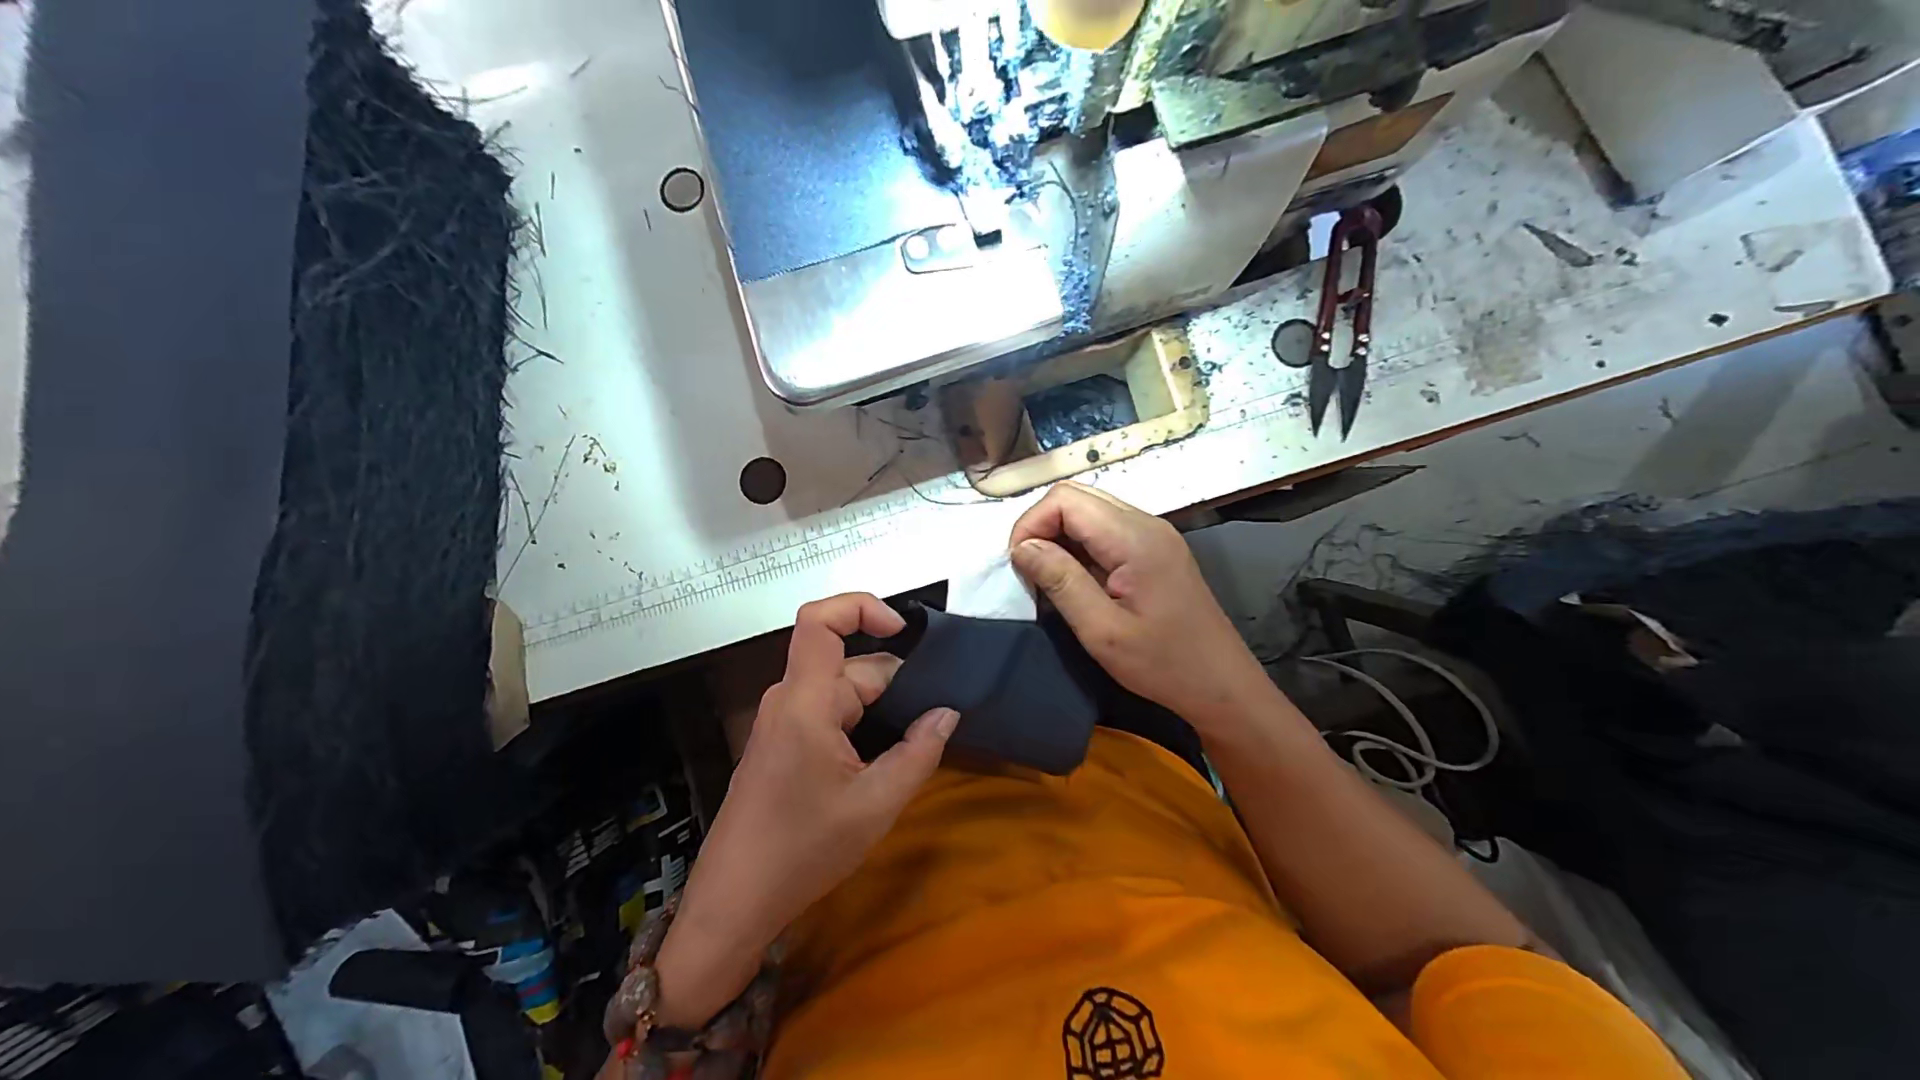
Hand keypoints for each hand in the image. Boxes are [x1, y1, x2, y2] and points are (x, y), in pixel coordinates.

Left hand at [653, 593, 958, 1027]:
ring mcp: (781, 722)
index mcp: (805, 702)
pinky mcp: (781, 744)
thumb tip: (947, 712)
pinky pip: (826, 713)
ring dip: (880, 709)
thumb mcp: (876, 805)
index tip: (904, 631)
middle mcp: (788, 700)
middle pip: (847, 664)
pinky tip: (881, 756)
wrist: (734, 902)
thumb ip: (919, 752)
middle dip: (895, 685)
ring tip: (914, 744)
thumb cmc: (803, 851)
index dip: (862, 606)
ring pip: (840, 692)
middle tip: (933, 726)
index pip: (820, 621)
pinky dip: (860, 723)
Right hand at [1009, 483, 1277, 730]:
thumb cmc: (1162, 664)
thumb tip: (1022, 547)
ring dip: (1059, 536)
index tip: (1019, 565)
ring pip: (1090, 511)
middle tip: (1029, 571)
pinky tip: (1075, 580)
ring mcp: (1154, 534)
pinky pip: (1106, 530)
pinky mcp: (1155, 549)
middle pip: (1076, 497)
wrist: (1221, 684)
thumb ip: (1060, 581)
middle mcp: (1145, 524)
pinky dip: (1080, 546)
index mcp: (1134, 538)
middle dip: (1042, 527)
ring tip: (1048, 578)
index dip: (1031, 524)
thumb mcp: (1102, 630)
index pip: (1065, 499)